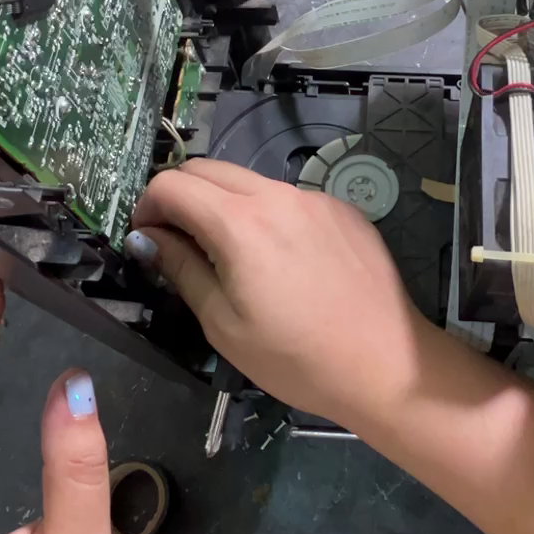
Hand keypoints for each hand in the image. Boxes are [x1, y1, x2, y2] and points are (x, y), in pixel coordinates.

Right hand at [127, 159, 431, 424]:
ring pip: (251, 181)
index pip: (173, 184)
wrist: (387, 364)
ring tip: (230, 254)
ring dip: (225, 203)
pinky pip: (290, 198)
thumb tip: (149, 237)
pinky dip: (268, 214)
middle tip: (177, 240)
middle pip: (209, 169)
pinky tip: (283, 260)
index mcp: (241, 222)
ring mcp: (316, 198)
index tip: (146, 237)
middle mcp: (279, 195)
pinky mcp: (343, 209)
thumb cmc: (296, 358)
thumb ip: (182, 268)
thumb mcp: (224, 324)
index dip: (147, 206)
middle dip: (181, 195)